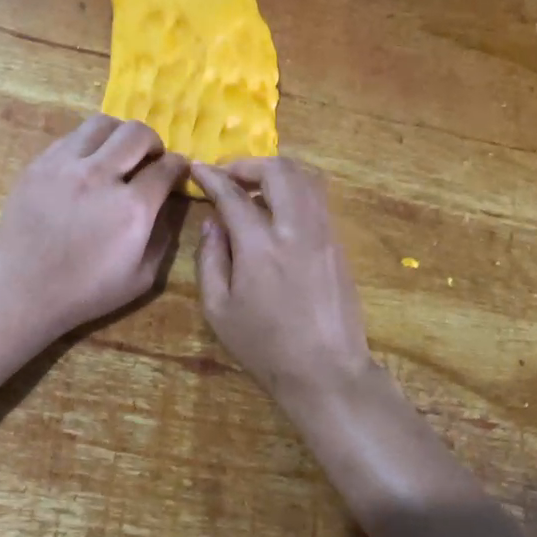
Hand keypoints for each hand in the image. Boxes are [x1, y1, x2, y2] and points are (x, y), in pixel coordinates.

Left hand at [0, 115, 186, 336]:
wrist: (22, 288)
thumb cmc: (85, 291)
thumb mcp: (141, 277)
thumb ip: (163, 236)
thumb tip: (170, 204)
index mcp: (132, 208)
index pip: (167, 167)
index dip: (178, 166)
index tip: (175, 172)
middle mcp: (100, 176)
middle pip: (137, 133)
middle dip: (153, 143)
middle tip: (149, 160)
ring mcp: (66, 165)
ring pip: (102, 124)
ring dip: (118, 135)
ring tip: (116, 154)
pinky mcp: (39, 163)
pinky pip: (71, 137)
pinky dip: (87, 145)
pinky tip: (85, 165)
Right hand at [194, 158, 373, 399]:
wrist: (325, 371)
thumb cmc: (263, 345)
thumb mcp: (218, 309)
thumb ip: (210, 259)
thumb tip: (212, 223)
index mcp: (260, 246)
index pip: (233, 195)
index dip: (213, 177)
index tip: (198, 168)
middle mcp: (296, 229)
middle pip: (279, 171)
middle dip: (249, 165)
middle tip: (229, 176)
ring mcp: (323, 233)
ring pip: (306, 178)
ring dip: (276, 173)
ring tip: (254, 189)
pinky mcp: (338, 243)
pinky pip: (317, 199)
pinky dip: (294, 190)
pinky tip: (277, 211)